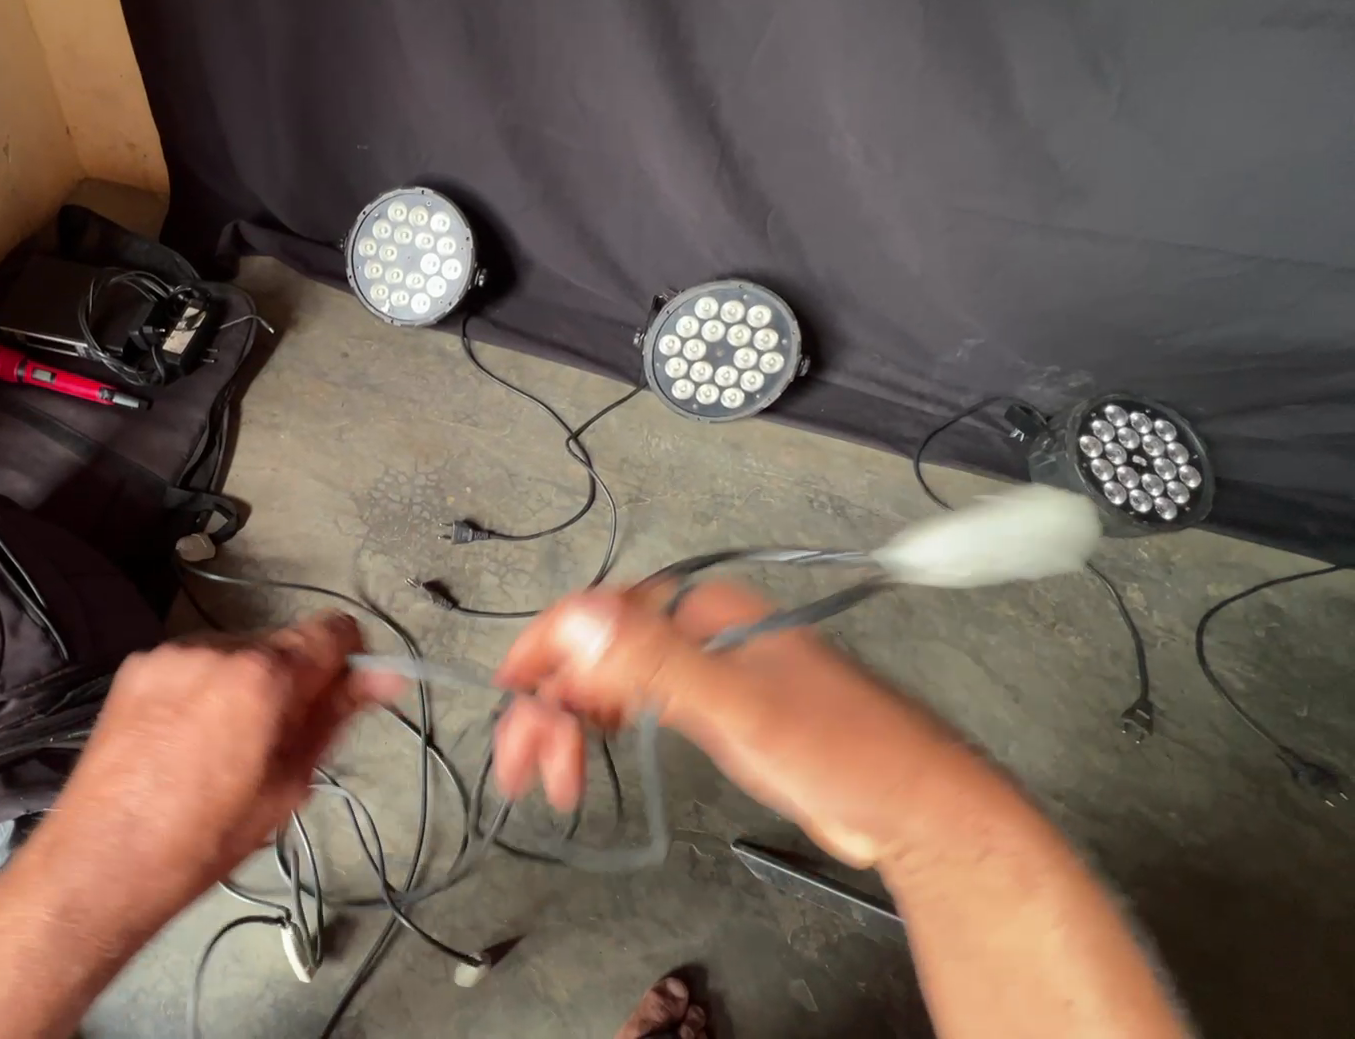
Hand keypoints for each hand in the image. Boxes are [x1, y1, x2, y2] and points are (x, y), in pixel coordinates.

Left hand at [44, 613, 398, 907]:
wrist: (101, 863)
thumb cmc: (208, 837)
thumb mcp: (290, 782)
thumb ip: (336, 716)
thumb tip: (387, 676)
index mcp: (266, 675)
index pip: (334, 629)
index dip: (348, 658)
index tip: (339, 693)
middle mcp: (222, 645)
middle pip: (284, 643)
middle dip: (292, 679)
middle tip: (276, 737)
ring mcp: (174, 650)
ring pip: (240, 651)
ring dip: (247, 681)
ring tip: (223, 741)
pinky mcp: (140, 663)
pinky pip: (197, 661)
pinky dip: (206, 684)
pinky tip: (186, 734)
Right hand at [492, 580, 984, 867]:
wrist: (914, 811)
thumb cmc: (841, 752)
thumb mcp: (739, 708)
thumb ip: (655, 663)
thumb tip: (578, 620)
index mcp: (698, 611)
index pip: (596, 614)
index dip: (545, 650)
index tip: (509, 692)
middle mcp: (689, 630)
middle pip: (593, 653)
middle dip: (551, 706)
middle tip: (524, 763)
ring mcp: (694, 668)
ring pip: (605, 683)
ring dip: (569, 726)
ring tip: (554, 779)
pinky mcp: (701, 704)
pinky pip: (628, 706)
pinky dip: (598, 731)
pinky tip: (584, 759)